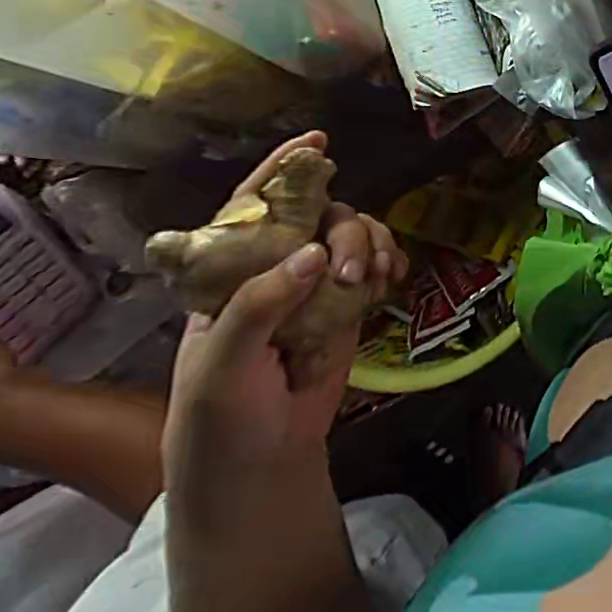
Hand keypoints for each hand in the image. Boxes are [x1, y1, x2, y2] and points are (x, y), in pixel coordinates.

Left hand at [163, 136, 404, 611]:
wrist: (260, 468)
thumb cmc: (218, 420)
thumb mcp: (220, 366)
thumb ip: (258, 307)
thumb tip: (313, 254)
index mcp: (228, 274)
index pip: (251, 207)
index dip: (282, 170)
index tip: (317, 143)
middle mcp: (273, 270)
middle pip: (318, 218)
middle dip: (345, 229)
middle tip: (353, 271)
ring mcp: (314, 288)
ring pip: (352, 237)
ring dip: (372, 244)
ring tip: (378, 277)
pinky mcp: (346, 309)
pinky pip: (373, 268)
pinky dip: (388, 263)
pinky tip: (392, 278)